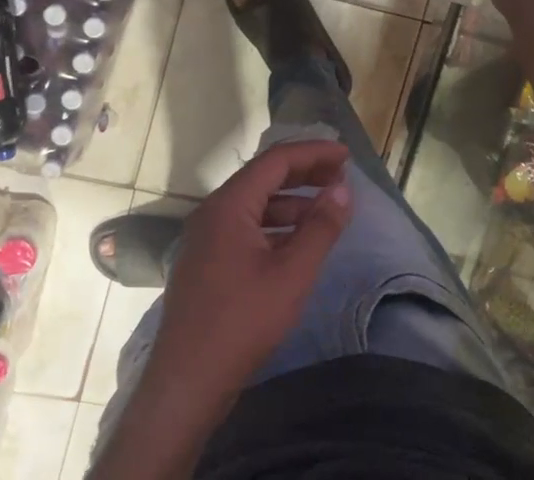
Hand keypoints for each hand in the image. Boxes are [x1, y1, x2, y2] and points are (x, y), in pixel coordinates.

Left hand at [148, 140, 353, 392]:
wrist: (188, 379)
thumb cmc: (243, 321)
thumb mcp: (292, 273)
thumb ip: (320, 227)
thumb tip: (342, 189)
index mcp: (229, 205)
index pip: (275, 161)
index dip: (313, 154)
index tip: (345, 156)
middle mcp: (212, 213)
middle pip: (262, 178)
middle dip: (303, 174)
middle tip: (340, 177)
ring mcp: (205, 238)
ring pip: (253, 205)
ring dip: (290, 202)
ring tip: (326, 209)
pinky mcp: (205, 262)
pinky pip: (244, 228)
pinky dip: (274, 226)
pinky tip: (296, 242)